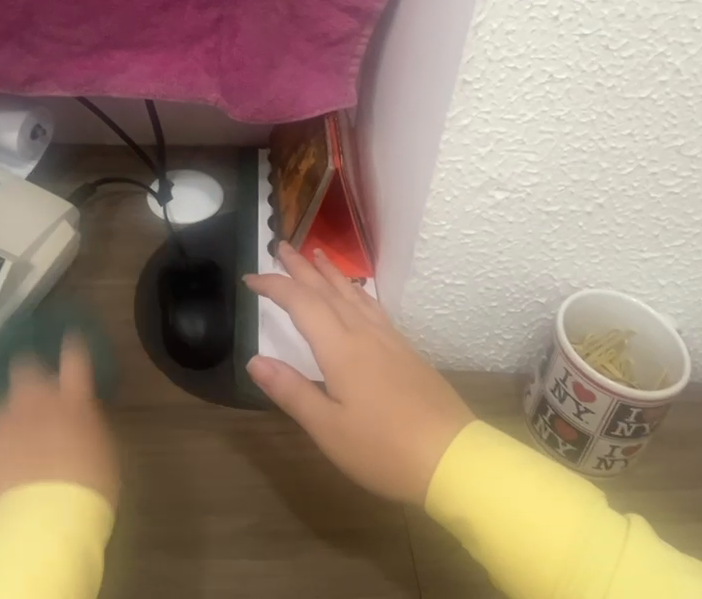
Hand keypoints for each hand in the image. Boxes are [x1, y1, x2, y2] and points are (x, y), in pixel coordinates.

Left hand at [0, 333, 118, 512]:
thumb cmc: (88, 486)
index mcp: (72, 398)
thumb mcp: (100, 447)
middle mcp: (35, 401)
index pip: (75, 357)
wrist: (45, 521)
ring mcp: (4, 422)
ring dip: (8, 407)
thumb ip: (86, 420)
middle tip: (34, 385)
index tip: (70, 338)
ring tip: (13, 426)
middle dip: (28, 371)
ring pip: (0, 399)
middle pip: (25, 367)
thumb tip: (78, 412)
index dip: (72, 345)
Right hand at [244, 245, 474, 504]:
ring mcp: (388, 339)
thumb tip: (254, 359)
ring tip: (316, 255)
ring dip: (330, 273)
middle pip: (327, 290)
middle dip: (301, 267)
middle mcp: (363, 333)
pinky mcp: (404, 350)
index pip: (301, 303)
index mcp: (340, 348)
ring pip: (353, 294)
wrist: (451, 457)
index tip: (249, 277)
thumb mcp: (328, 429)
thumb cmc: (383, 449)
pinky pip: (372, 306)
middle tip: (280, 245)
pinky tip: (356, 294)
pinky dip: (356, 291)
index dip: (274, 286)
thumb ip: (291, 391)